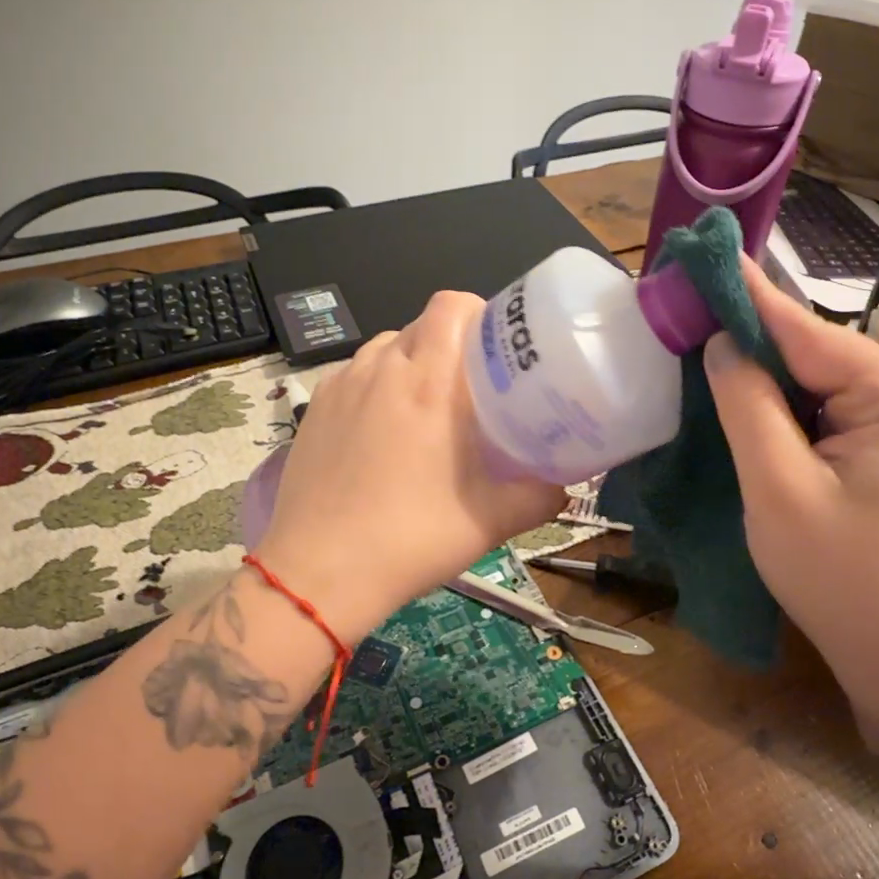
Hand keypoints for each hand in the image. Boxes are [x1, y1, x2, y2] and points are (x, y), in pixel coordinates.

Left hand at [255, 291, 565, 639]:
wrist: (319, 573)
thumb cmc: (411, 539)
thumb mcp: (491, 522)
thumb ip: (538, 496)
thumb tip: (565, 484)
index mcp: (428, 380)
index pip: (452, 305)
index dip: (479, 313)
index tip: (497, 350)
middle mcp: (380, 368)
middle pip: (421, 324)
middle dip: (450, 344)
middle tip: (471, 390)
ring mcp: (340, 386)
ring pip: (385, 349)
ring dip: (410, 364)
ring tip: (426, 411)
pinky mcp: (313, 409)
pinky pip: (354, 376)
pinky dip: (375, 387)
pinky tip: (381, 434)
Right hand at [704, 258, 878, 726]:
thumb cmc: (838, 578)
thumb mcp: (777, 488)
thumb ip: (748, 405)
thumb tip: (723, 343)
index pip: (807, 332)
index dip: (748, 295)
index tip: (705, 252)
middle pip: (817, 353)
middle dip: (753, 338)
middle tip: (690, 313)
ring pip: (821, 383)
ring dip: (768, 376)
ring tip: (708, 352)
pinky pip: (832, 412)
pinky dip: (789, 408)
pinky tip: (751, 405)